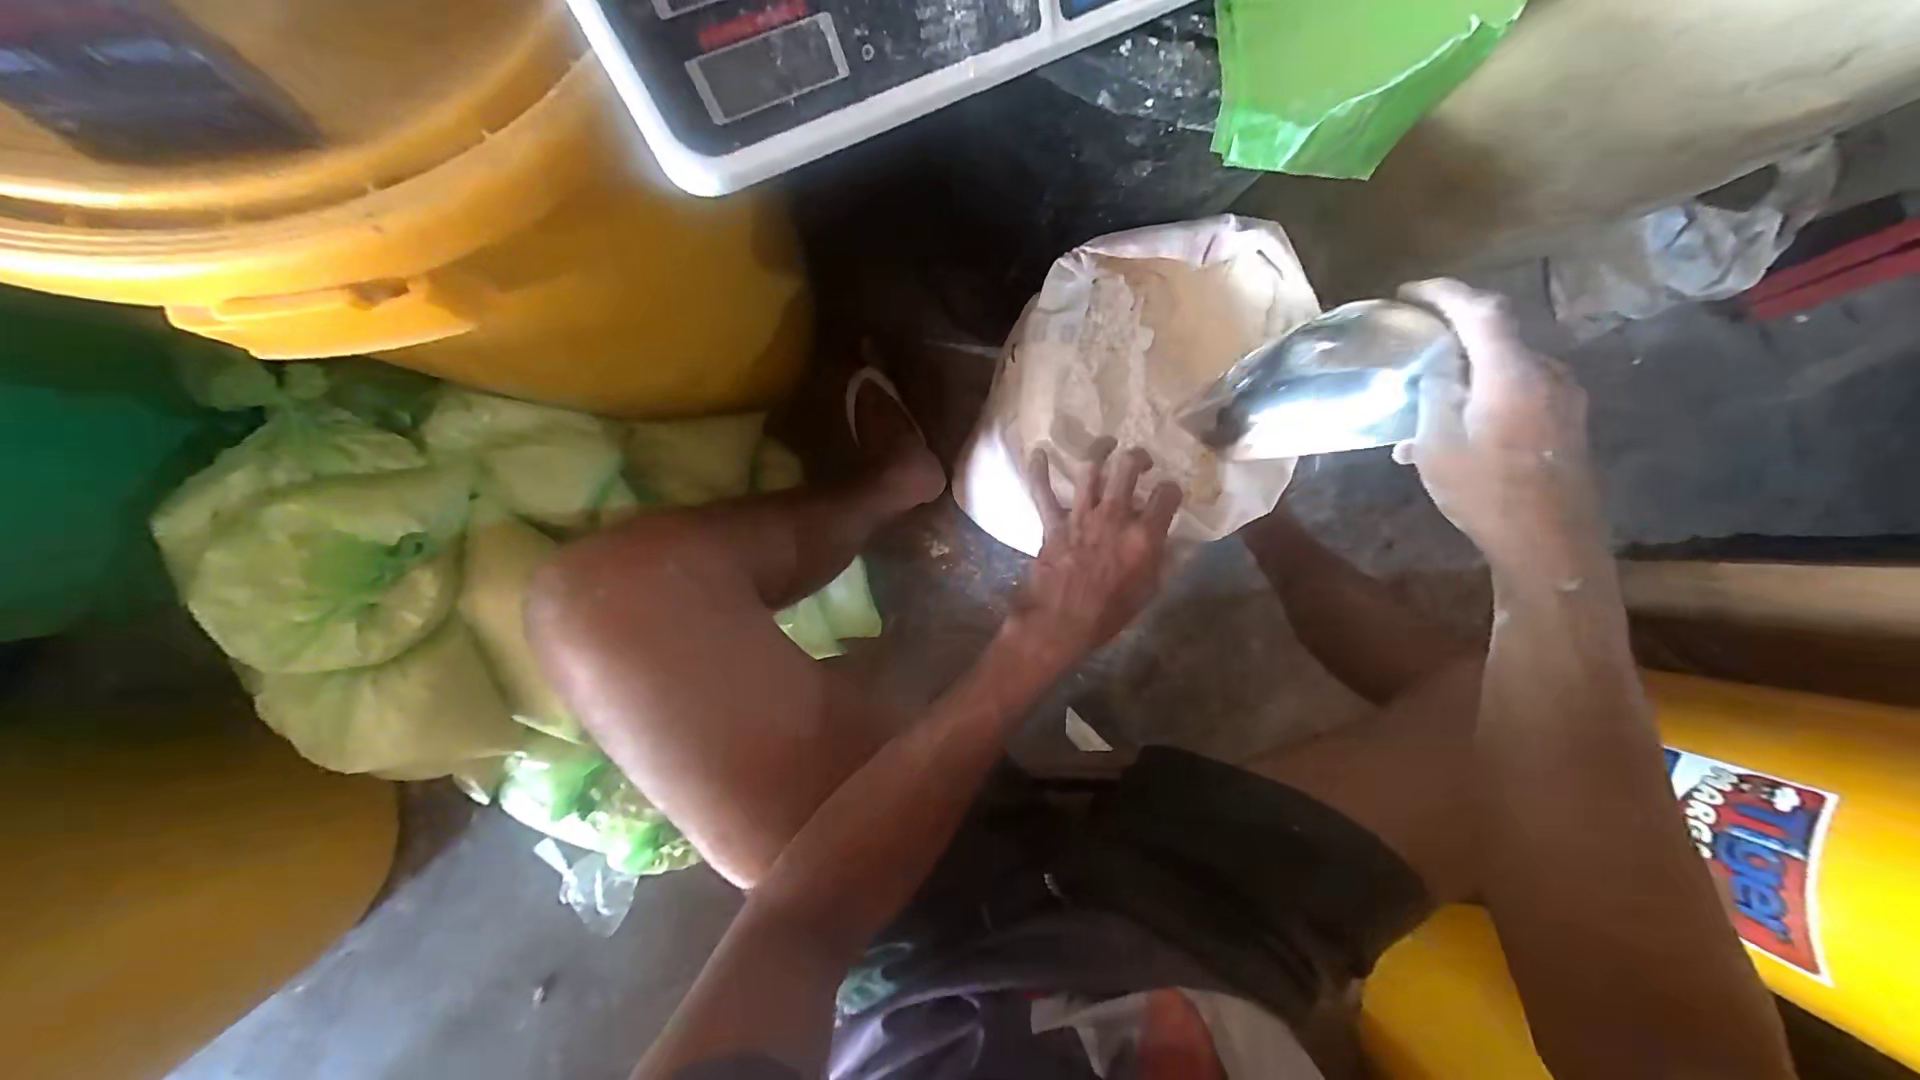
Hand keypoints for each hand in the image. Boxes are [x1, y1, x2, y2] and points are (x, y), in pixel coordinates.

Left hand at [1015, 438, 1182, 664]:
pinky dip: (1038, 472)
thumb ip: (1163, 561)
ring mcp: (1080, 516)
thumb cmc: (1108, 613)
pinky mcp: (1053, 523)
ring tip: (1106, 446)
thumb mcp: (1148, 592)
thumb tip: (1177, 542)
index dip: (1172, 489)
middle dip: (1137, 457)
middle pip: (1128, 468)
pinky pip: (1042, 491)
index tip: (1169, 493)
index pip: (1167, 494)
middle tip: (1140, 462)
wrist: (1060, 622)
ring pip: (1090, 470)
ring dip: (1099, 451)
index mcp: (1143, 535)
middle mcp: (1114, 516)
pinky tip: (1039, 454)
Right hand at [1396, 279, 1604, 573]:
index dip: (1445, 293)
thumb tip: (1435, 369)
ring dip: (1467, 367)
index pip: (1481, 311)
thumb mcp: (1438, 444)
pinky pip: (1519, 388)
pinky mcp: (1566, 420)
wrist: (1549, 540)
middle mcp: (1546, 373)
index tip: (1409, 292)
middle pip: (1496, 334)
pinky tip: (1456, 423)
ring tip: (1428, 391)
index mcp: (1511, 374)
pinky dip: (1484, 391)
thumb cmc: (1485, 491)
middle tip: (1415, 339)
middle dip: (1453, 330)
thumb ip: (1435, 396)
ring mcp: (1563, 396)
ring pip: (1506, 364)